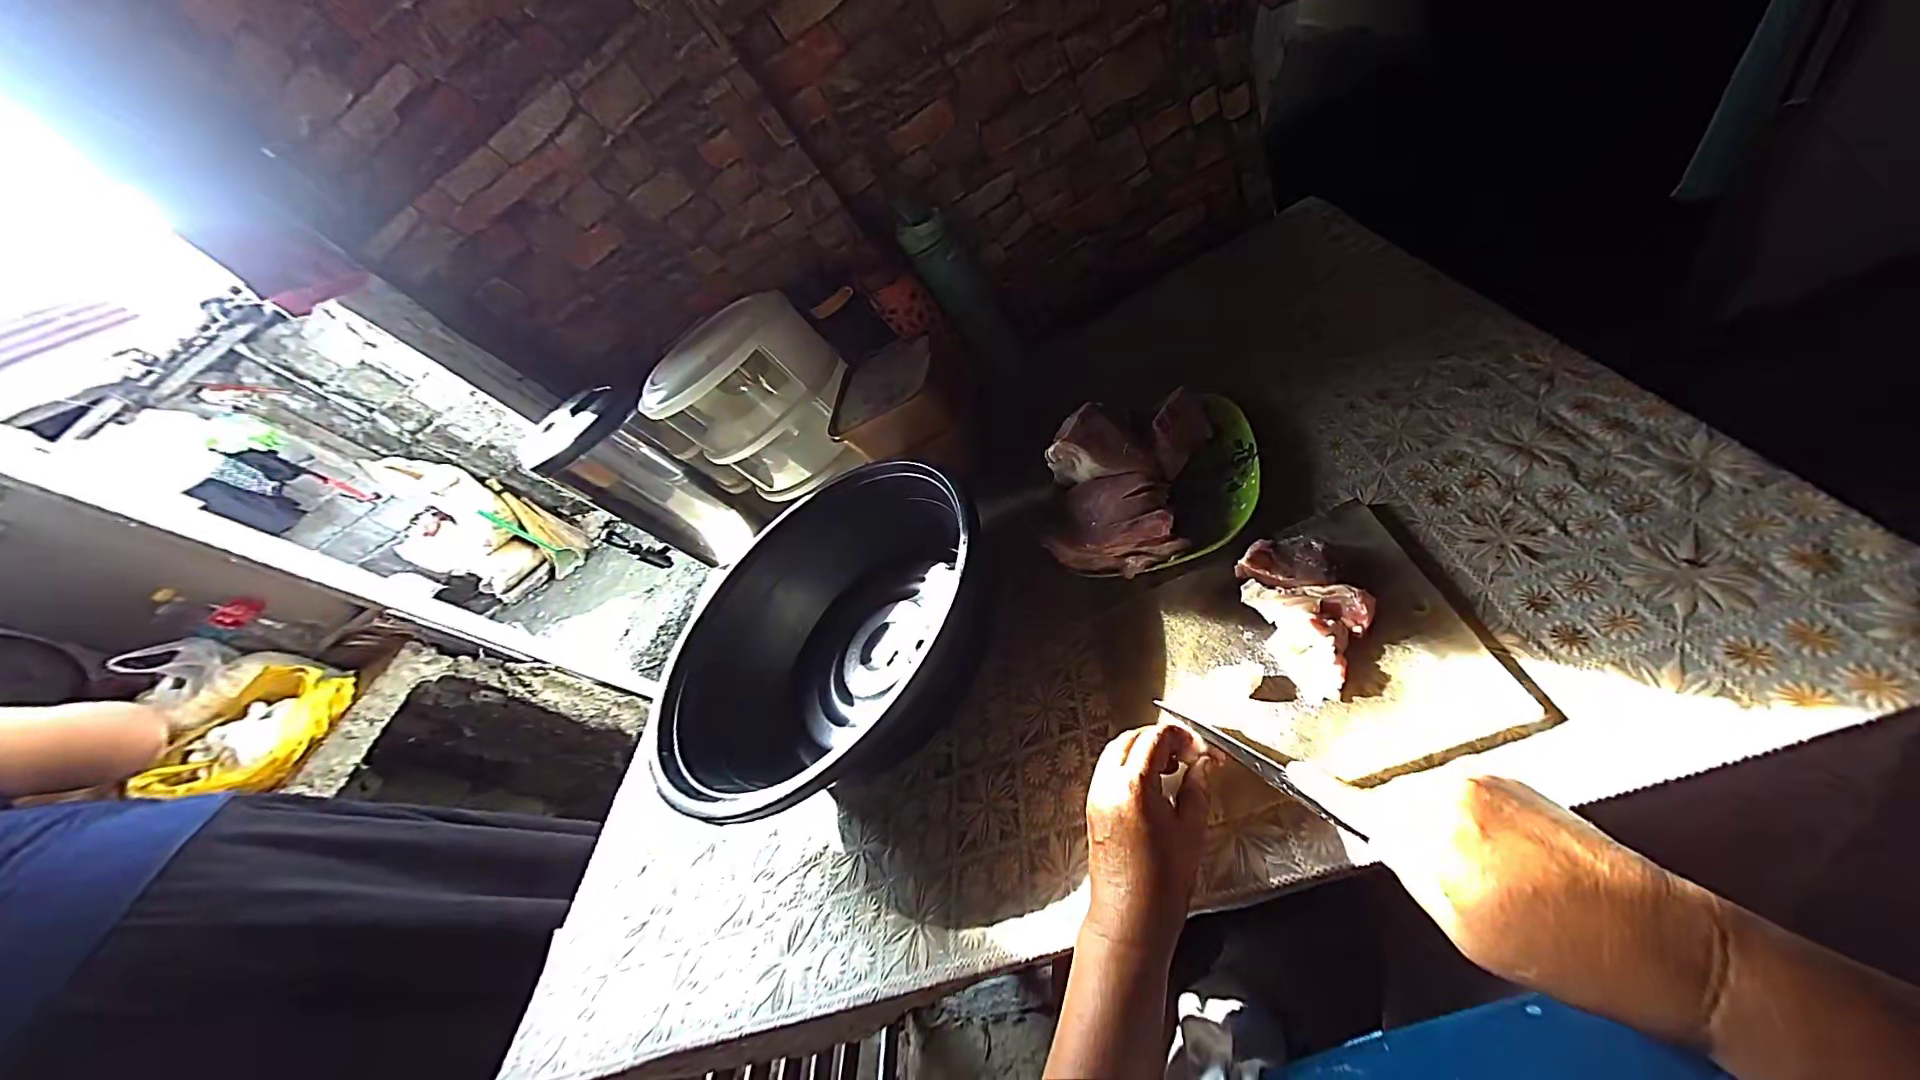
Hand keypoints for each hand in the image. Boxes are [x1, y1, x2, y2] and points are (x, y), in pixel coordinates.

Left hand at [1083, 723, 1215, 952]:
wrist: (1129, 919)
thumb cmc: (1160, 885)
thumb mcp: (1191, 830)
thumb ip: (1198, 787)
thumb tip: (1204, 764)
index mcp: (1133, 786)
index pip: (1156, 738)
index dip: (1183, 737)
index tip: (1201, 748)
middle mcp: (1108, 785)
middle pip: (1133, 738)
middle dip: (1163, 740)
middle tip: (1190, 754)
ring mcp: (1097, 795)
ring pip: (1119, 751)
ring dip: (1146, 750)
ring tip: (1175, 768)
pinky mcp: (1093, 807)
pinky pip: (1110, 771)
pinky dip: (1131, 766)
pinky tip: (1154, 784)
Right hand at [1287, 764, 1726, 1044]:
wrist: (1668, 942)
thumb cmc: (1570, 951)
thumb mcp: (1465, 930)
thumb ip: (1411, 873)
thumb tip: (1379, 842)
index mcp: (1434, 834)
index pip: (1357, 803)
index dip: (1321, 788)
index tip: (1297, 772)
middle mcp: (1454, 791)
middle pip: (1392, 798)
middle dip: (1398, 828)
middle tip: (1433, 874)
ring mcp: (1487, 779)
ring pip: (1425, 795)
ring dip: (1434, 824)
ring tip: (1483, 873)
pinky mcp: (1514, 778)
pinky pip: (1460, 792)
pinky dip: (1464, 818)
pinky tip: (1500, 857)